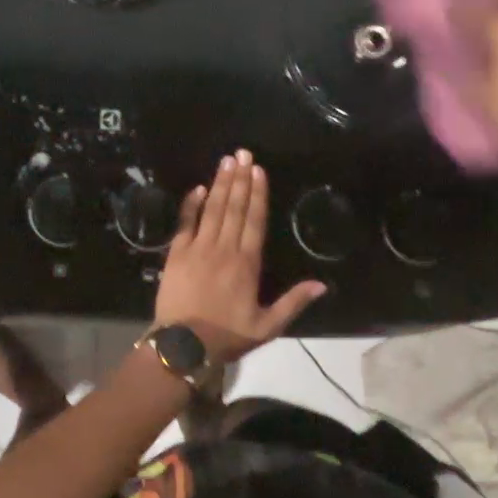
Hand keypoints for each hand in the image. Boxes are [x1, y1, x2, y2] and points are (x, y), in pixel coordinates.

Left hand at [154, 150, 325, 362]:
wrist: (183, 345)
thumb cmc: (227, 336)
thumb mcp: (267, 326)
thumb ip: (293, 302)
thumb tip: (321, 284)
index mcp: (247, 263)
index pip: (254, 220)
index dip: (257, 194)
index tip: (259, 170)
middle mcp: (224, 248)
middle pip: (234, 207)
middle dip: (240, 178)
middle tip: (243, 153)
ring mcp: (198, 247)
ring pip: (212, 209)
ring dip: (220, 183)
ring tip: (226, 161)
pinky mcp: (177, 252)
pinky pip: (185, 222)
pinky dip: (192, 203)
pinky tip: (198, 187)